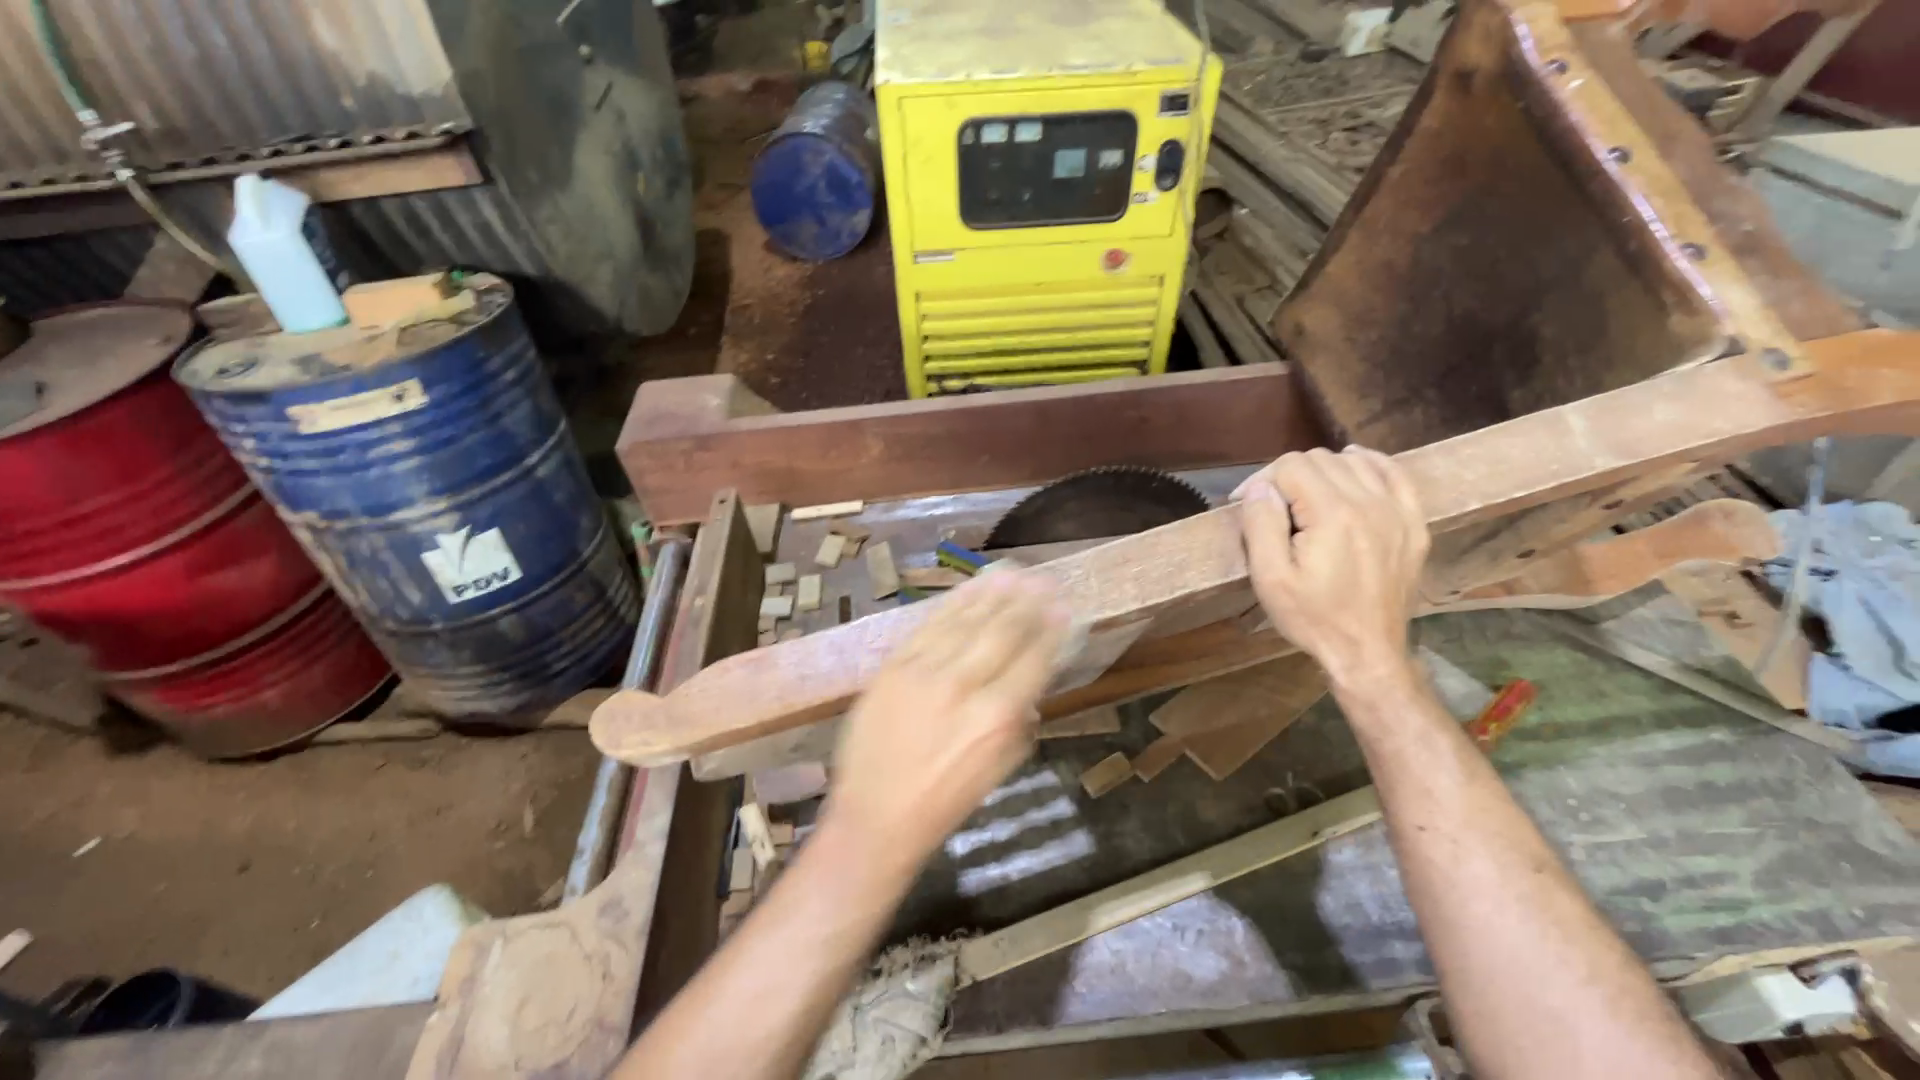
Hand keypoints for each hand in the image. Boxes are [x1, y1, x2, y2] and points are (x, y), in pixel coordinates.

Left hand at [823, 570, 1070, 870]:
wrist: (877, 815)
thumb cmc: (946, 801)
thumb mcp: (1000, 768)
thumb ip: (1020, 721)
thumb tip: (1031, 685)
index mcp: (997, 717)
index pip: (1034, 659)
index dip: (1052, 629)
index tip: (1065, 607)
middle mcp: (963, 686)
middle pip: (1003, 631)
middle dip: (1028, 602)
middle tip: (1044, 579)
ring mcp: (924, 672)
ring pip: (966, 621)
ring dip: (993, 593)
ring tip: (1013, 572)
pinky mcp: (893, 667)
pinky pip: (929, 626)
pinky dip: (953, 603)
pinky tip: (970, 588)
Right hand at [1234, 447, 1429, 688]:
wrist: (1367, 652)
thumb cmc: (1313, 618)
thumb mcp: (1270, 578)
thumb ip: (1261, 525)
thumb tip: (1260, 487)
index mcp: (1332, 514)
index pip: (1291, 465)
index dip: (1261, 480)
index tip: (1246, 505)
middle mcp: (1369, 503)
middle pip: (1321, 459)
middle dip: (1289, 476)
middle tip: (1272, 508)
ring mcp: (1397, 512)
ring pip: (1354, 461)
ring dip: (1324, 470)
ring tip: (1306, 498)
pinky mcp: (1414, 524)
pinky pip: (1395, 474)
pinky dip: (1370, 464)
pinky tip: (1352, 471)